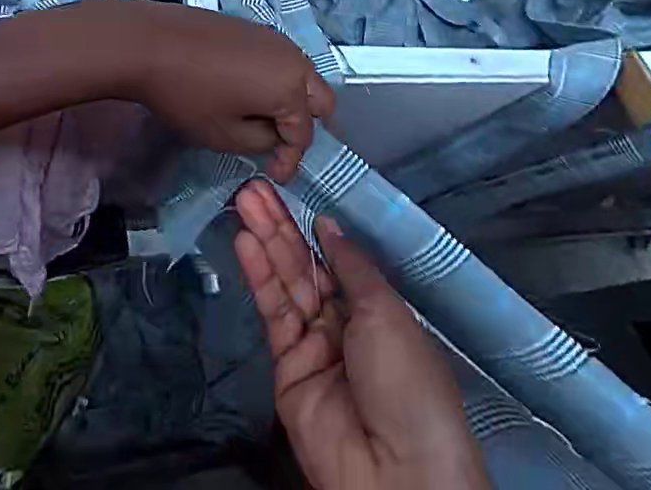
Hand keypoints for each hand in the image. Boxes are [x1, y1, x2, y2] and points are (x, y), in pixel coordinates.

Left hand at [97, 0, 332, 181]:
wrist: (148, 42)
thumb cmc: (187, 94)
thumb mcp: (225, 134)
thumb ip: (261, 141)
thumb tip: (273, 134)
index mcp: (291, 87)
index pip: (303, 134)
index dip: (290, 160)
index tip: (276, 175)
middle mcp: (292, 57)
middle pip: (318, 98)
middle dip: (303, 125)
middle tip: (277, 143)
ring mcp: (271, 37)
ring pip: (300, 75)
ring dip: (289, 100)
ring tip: (259, 118)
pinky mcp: (250, 27)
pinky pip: (276, 58)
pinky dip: (272, 78)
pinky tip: (244, 89)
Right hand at [233, 181, 489, 489]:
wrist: (394, 472)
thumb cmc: (407, 383)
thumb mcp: (387, 314)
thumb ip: (351, 266)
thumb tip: (328, 225)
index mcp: (376, 312)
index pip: (336, 260)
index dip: (311, 227)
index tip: (288, 193)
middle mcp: (342, 323)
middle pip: (305, 266)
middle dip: (279, 226)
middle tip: (253, 188)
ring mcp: (312, 344)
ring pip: (284, 282)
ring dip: (263, 241)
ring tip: (243, 201)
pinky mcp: (285, 363)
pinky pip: (272, 311)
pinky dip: (258, 275)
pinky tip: (244, 242)